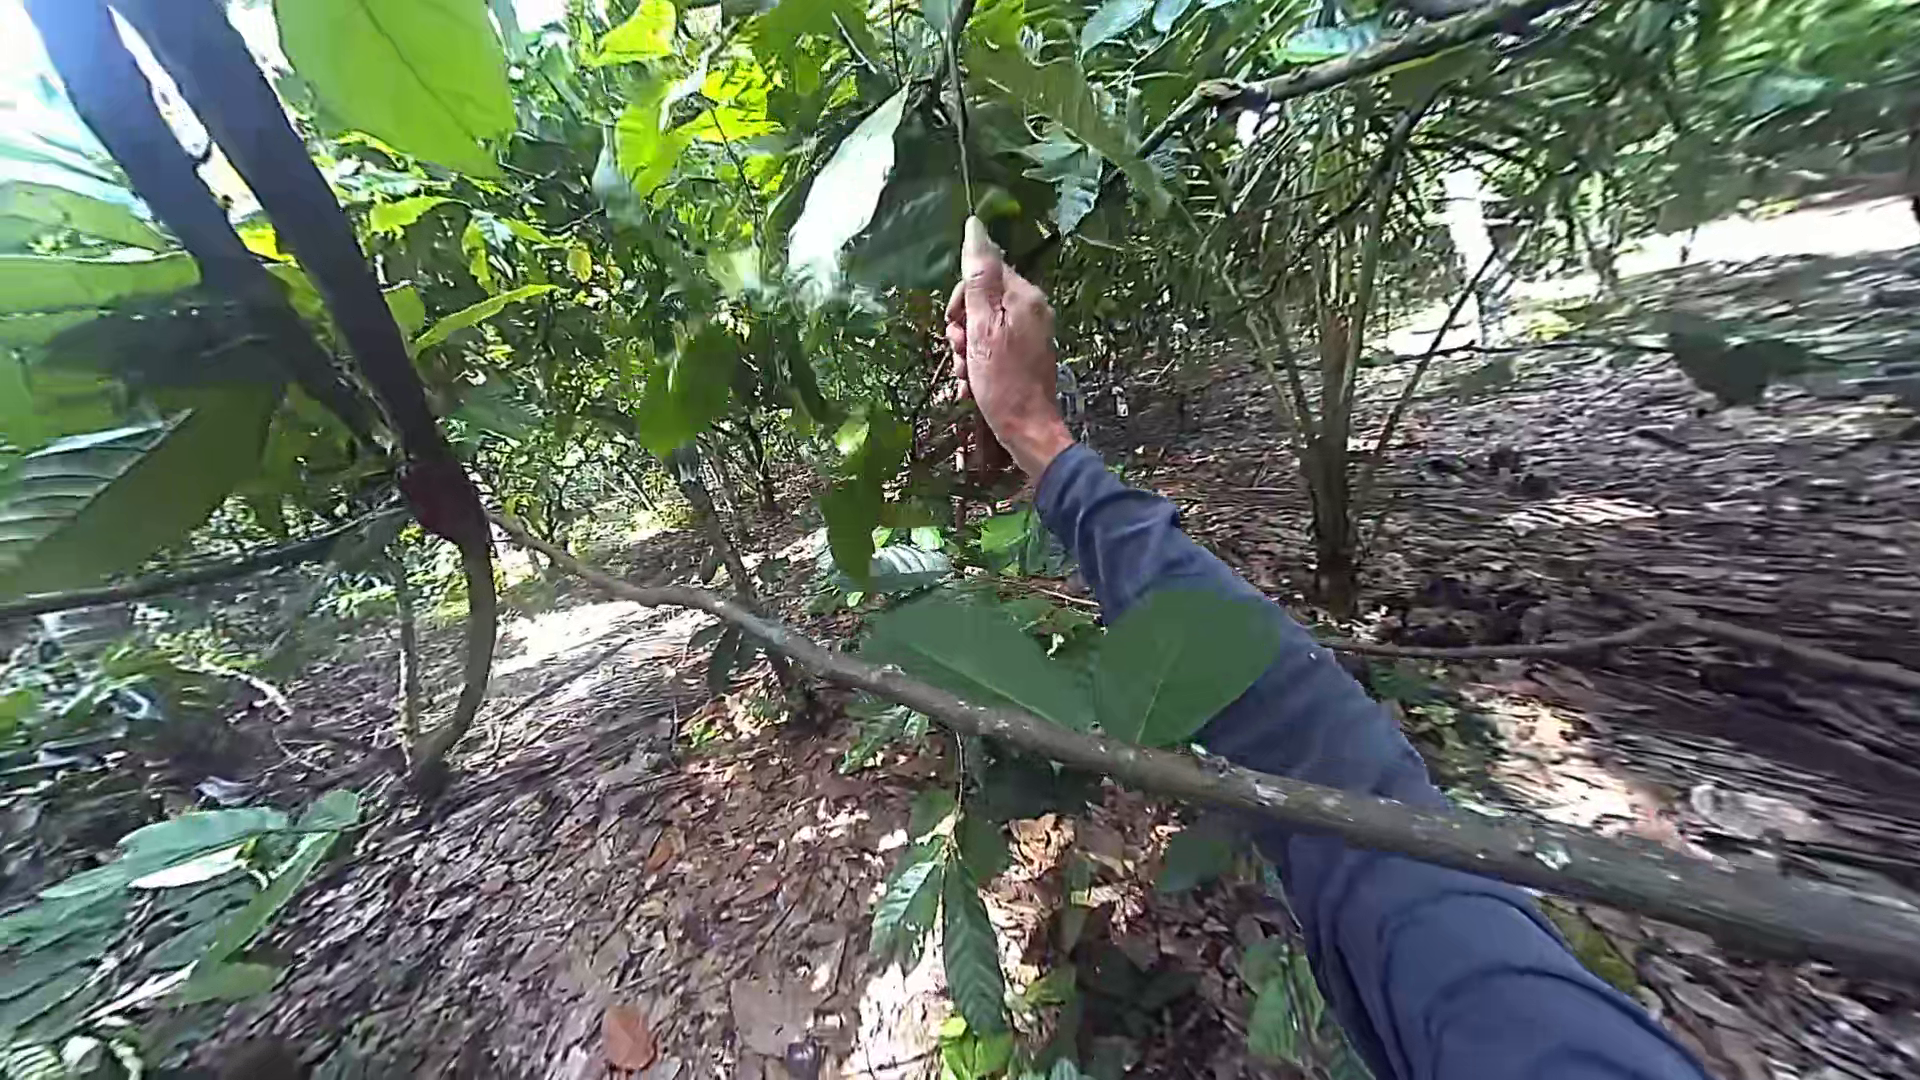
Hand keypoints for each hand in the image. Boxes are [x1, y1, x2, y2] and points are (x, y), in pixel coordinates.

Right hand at [946, 217, 1073, 477]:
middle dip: (962, 330)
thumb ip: (978, 278)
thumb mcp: (983, 328)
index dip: (961, 300)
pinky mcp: (1024, 358)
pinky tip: (973, 386)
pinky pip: (993, 350)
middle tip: (961, 354)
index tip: (956, 328)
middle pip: (981, 302)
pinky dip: (978, 366)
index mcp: (1024, 297)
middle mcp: (1031, 310)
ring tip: (967, 375)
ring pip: (982, 329)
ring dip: (966, 353)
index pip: (983, 273)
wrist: (1027, 432)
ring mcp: (1029, 335)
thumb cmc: (1003, 383)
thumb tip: (975, 226)